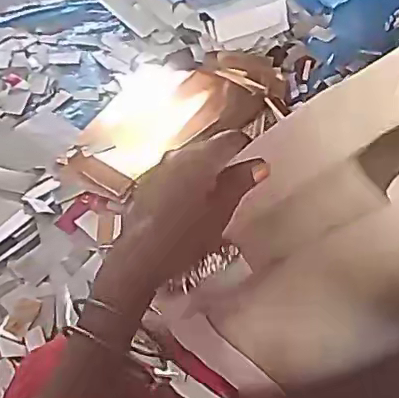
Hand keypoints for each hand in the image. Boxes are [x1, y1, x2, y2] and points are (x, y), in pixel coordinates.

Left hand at [95, 131, 266, 312]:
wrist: (139, 259)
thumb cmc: (186, 237)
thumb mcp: (222, 212)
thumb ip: (241, 183)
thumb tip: (259, 165)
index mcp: (200, 158)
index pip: (230, 138)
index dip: (246, 146)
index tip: (256, 161)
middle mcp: (177, 155)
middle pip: (207, 147)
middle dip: (225, 159)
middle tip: (239, 179)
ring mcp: (157, 168)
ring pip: (188, 160)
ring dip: (204, 171)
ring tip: (215, 193)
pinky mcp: (145, 185)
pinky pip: (172, 174)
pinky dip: (185, 182)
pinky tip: (189, 204)